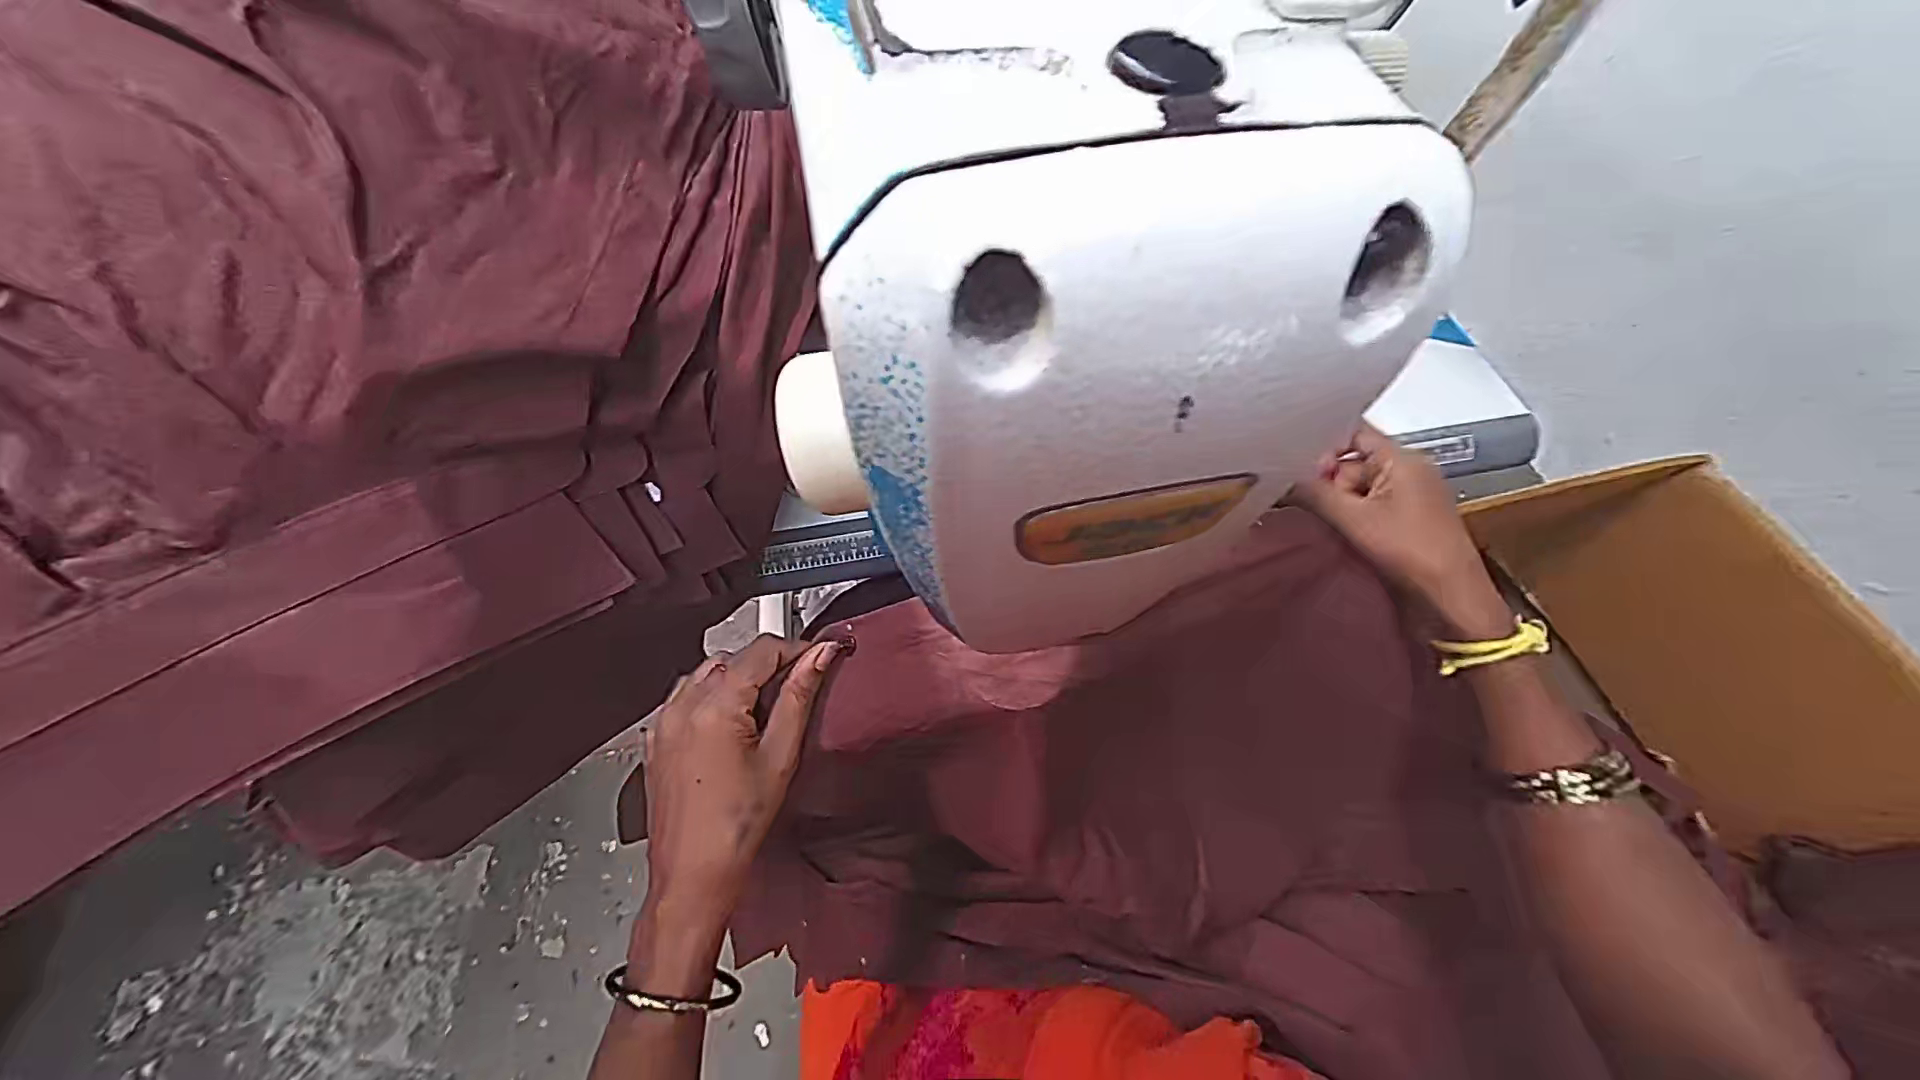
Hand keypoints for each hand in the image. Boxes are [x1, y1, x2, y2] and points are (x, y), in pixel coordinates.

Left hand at [642, 634, 841, 921]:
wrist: (693, 875)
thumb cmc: (734, 827)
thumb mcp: (781, 754)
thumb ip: (799, 696)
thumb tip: (819, 658)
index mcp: (714, 707)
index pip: (761, 650)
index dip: (795, 649)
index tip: (816, 656)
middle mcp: (682, 708)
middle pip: (733, 657)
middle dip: (768, 664)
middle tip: (796, 686)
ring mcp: (664, 723)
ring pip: (707, 672)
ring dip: (738, 678)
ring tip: (764, 709)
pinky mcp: (656, 739)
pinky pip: (685, 696)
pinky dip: (712, 696)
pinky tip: (732, 724)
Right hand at [1291, 424, 1508, 636]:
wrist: (1449, 597)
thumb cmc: (1409, 550)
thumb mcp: (1352, 518)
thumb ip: (1313, 492)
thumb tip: (1279, 477)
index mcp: (1402, 458)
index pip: (1353, 433)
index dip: (1322, 445)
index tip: (1297, 469)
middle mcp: (1407, 470)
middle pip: (1350, 462)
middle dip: (1325, 481)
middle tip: (1305, 501)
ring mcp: (1406, 495)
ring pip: (1354, 487)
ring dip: (1333, 501)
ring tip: (1318, 519)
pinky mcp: (1403, 518)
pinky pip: (1364, 505)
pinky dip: (1345, 514)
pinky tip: (1332, 529)